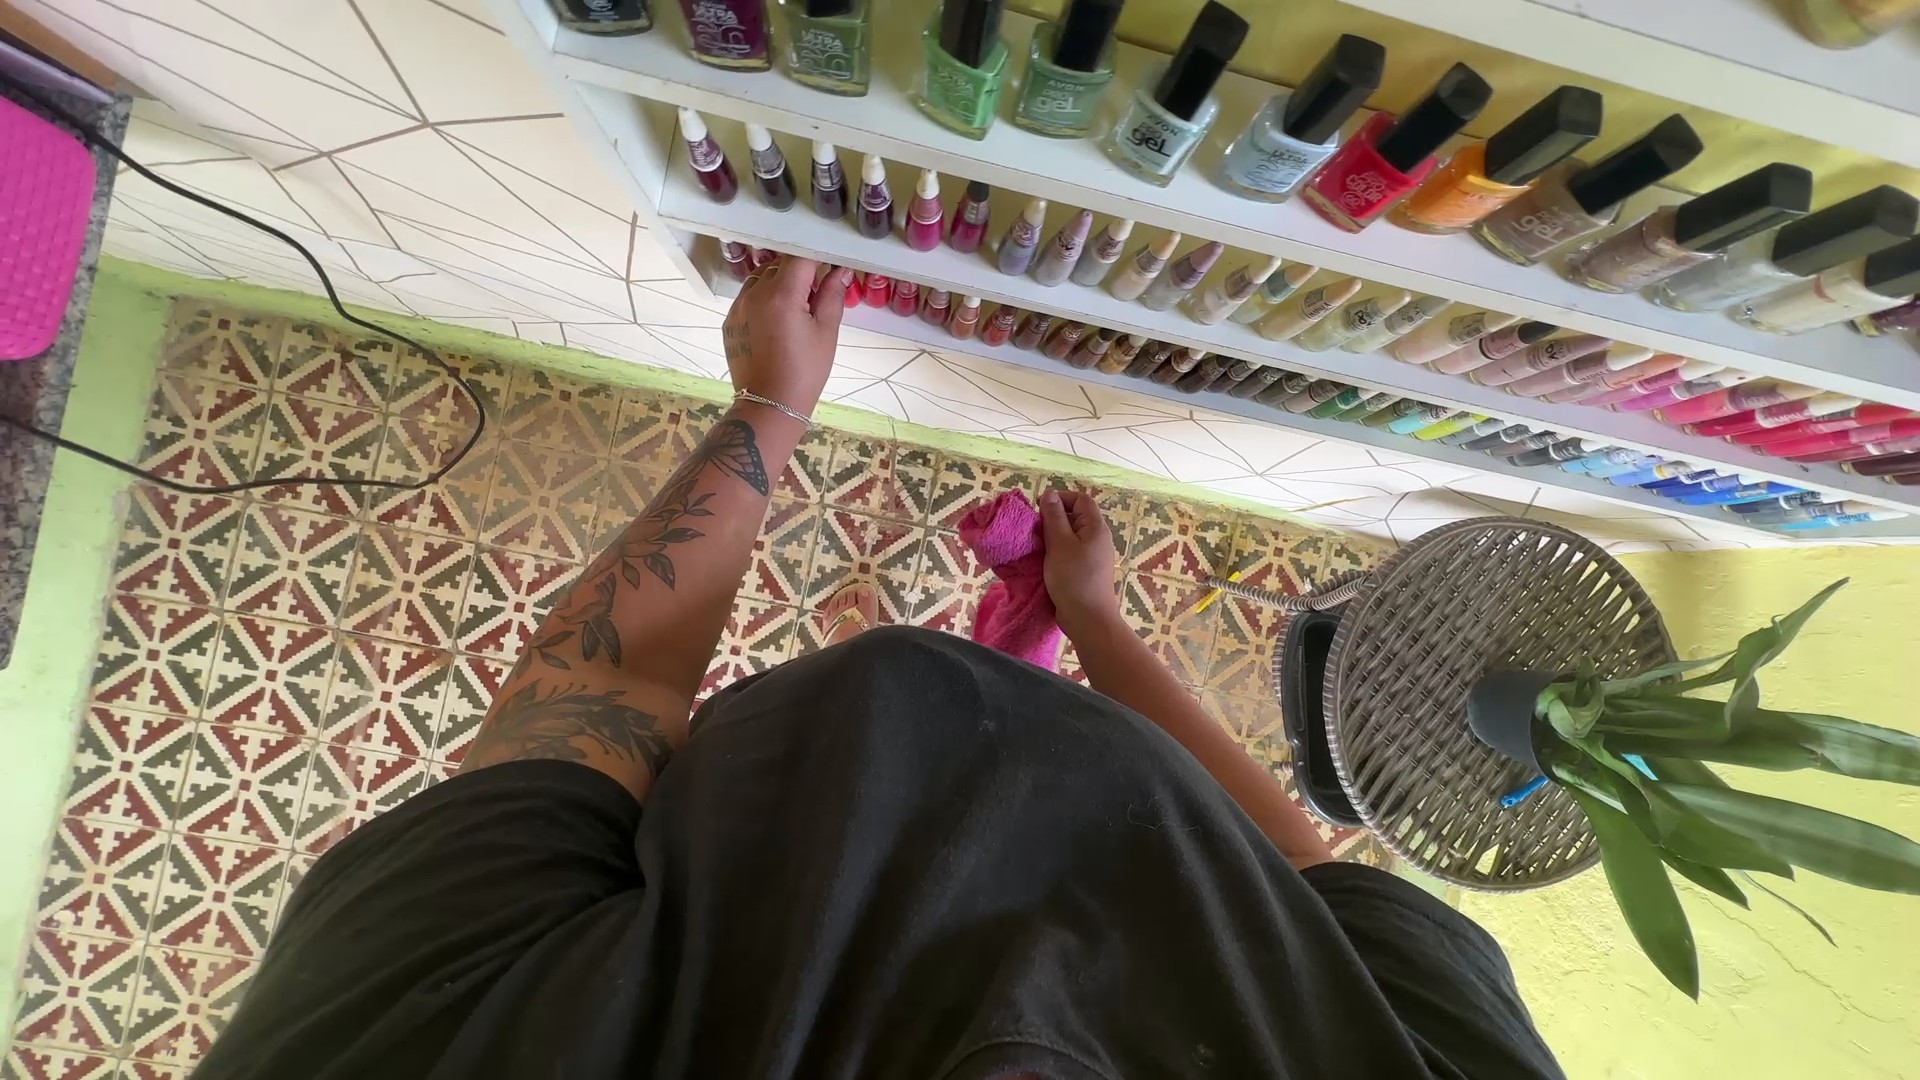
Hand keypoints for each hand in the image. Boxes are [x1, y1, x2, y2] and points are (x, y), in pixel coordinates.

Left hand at [721, 255, 851, 415]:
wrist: (770, 404)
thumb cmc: (805, 371)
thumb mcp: (826, 333)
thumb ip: (832, 296)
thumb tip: (841, 272)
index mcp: (782, 294)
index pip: (800, 258)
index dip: (816, 260)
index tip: (828, 269)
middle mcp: (754, 294)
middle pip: (778, 265)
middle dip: (798, 274)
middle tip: (814, 298)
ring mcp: (738, 307)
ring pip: (761, 279)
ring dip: (779, 285)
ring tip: (794, 312)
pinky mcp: (730, 321)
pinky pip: (748, 298)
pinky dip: (763, 301)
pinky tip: (776, 325)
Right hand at [1038, 488, 1119, 640]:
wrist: (1087, 619)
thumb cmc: (1073, 578)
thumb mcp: (1059, 544)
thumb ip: (1054, 517)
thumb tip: (1050, 495)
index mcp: (1096, 528)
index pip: (1081, 500)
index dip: (1061, 499)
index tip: (1040, 509)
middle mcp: (1097, 539)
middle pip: (1075, 517)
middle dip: (1053, 519)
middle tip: (1036, 530)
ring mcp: (1092, 556)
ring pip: (1070, 536)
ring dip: (1052, 537)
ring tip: (1037, 546)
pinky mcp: (1085, 570)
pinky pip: (1070, 552)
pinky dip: (1056, 552)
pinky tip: (1043, 561)